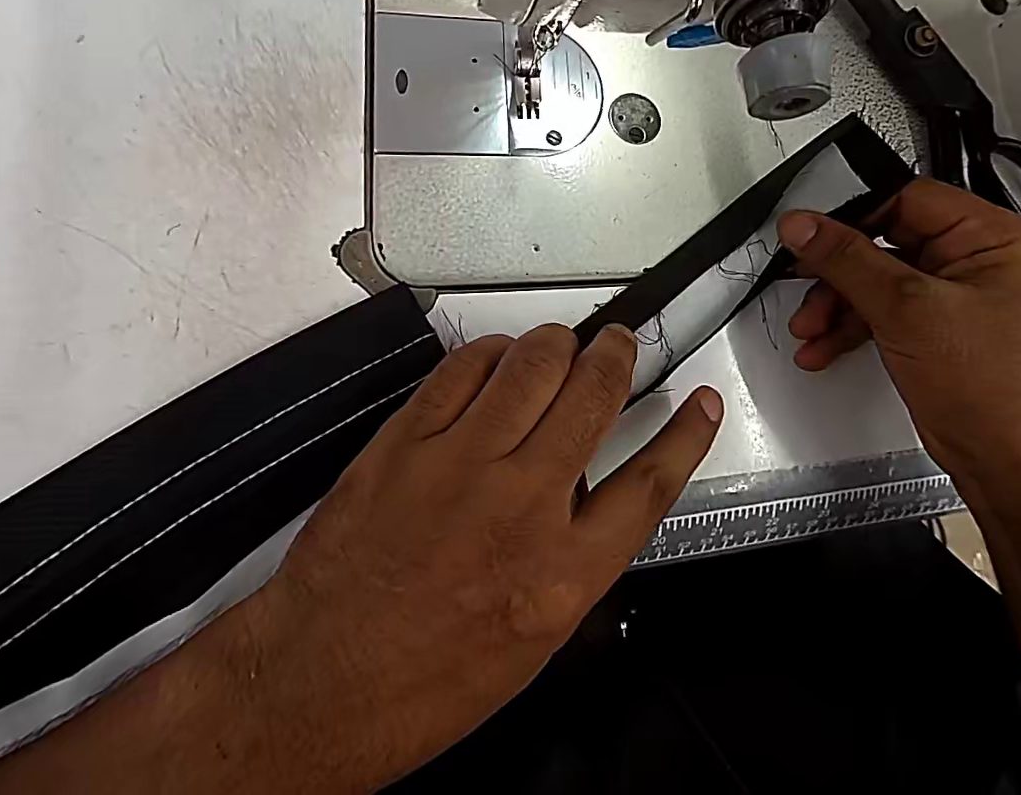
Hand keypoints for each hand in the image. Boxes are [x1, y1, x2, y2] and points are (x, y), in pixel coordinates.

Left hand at [220, 326, 721, 788]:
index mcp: (561, 575)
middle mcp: (518, 509)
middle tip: (617, 343)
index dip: (684, 436)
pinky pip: (459, 371)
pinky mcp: (405, 443)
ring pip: (530, 368)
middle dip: (614, 357)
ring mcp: (457, 466)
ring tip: (563, 341)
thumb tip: (587, 497)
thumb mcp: (530, 639)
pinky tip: (495, 355)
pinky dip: (488, 352)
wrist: (322, 679)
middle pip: (590, 400)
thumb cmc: (420, 679)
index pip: (648, 484)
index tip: (698, 406)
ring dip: (556, 342)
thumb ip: (571, 559)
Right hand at [778, 179, 1020, 486]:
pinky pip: (884, 315)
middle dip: (836, 275)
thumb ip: (846, 260)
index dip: (852, 217)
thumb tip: (805, 226)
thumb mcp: (907, 310)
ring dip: (836, 307)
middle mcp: (983, 265)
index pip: (907, 200)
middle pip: (885, 245)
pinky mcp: (943, 335)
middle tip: (805, 283)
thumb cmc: (1007, 396)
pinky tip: (826, 346)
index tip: (809, 236)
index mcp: (996, 240)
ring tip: (812, 330)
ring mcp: (962, 302)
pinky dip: (851, 330)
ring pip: (878, 284)